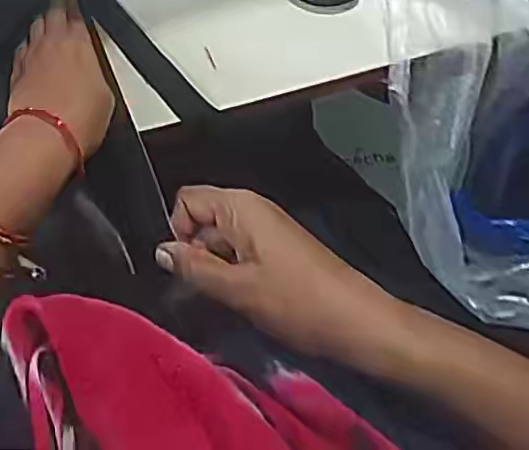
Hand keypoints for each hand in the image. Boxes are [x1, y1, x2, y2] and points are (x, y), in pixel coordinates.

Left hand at [7, 0, 113, 161]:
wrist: (45, 135)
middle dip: (53, 0)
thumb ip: (95, 74)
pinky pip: (21, 50)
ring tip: (43, 17)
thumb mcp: (106, 95)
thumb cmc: (79, 117)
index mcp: (79, 43)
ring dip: (39, 21)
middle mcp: (52, 43)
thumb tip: (90, 76)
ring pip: (33, 28)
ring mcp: (31, 56)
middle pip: (50, 13)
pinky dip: (26, 45)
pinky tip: (28, 47)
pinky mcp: (17, 73)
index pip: (73, 11)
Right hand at [155, 187, 411, 369]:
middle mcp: (251, 207)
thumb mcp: (238, 290)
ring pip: (221, 239)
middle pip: (201, 219)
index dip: (178, 233)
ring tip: (237, 299)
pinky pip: (241, 250)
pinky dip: (238, 273)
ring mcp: (267, 226)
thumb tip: (162, 252)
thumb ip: (194, 268)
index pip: (185, 201)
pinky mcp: (279, 247)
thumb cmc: (302, 303)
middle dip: (199, 254)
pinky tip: (253, 299)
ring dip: (219, 267)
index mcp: (238, 205)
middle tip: (214, 290)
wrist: (366, 327)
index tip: (190, 269)